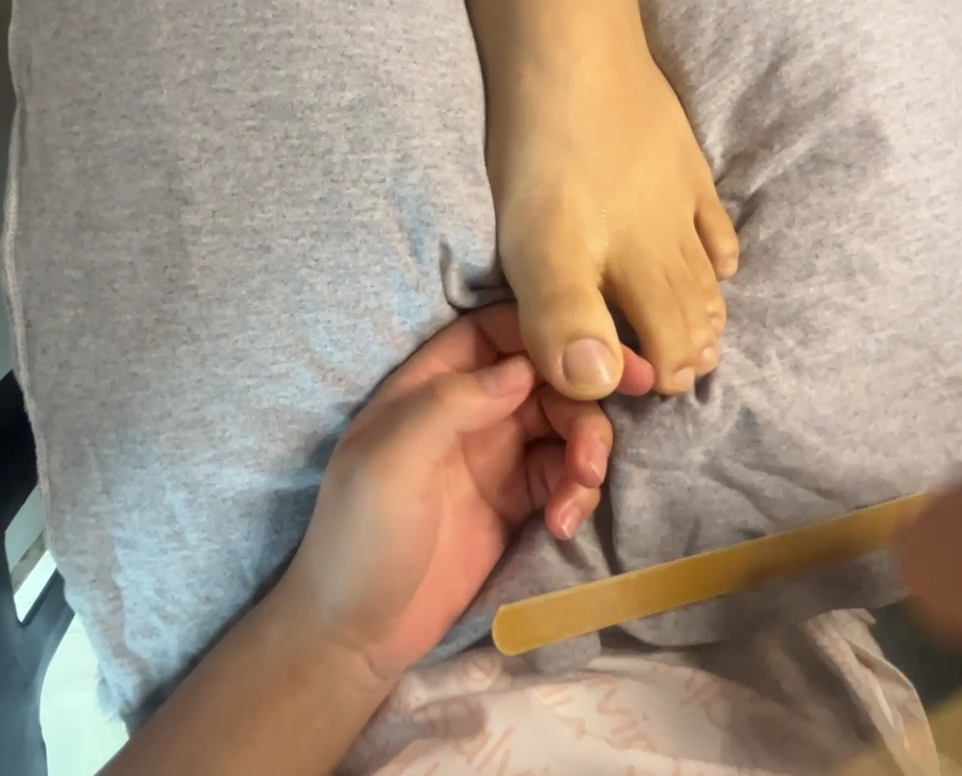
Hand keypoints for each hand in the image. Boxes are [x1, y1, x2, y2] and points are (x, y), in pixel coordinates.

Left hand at [275, 304, 653, 682]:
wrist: (360, 632)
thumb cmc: (361, 534)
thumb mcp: (389, 461)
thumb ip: (450, 404)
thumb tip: (522, 366)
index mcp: (429, 384)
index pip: (495, 331)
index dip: (546, 330)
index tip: (600, 353)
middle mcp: (468, 409)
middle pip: (544, 377)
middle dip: (583, 399)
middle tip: (602, 443)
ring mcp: (495, 455)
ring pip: (563, 424)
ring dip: (587, 449)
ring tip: (580, 489)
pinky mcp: (516, 500)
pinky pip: (564, 475)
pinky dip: (577, 492)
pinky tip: (563, 524)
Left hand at [466, 0, 738, 400]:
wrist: (567, 42)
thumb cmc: (545, 151)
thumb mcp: (538, 244)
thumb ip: (567, 318)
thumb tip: (602, 385)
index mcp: (636, 262)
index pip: (664, 335)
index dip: (664, 368)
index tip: (662, 391)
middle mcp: (668, 232)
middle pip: (689, 303)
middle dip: (689, 344)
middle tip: (688, 373)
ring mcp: (677, 188)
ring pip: (703, 263)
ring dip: (706, 304)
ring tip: (710, 334)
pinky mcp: (674, 150)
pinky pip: (709, 211)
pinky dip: (717, 244)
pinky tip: (723, 256)